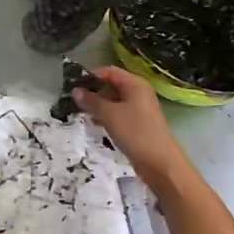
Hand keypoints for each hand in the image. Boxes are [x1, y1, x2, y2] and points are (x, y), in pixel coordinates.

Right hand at [73, 66, 189, 186]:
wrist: (159, 163)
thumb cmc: (135, 133)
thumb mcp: (109, 114)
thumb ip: (91, 101)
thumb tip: (75, 90)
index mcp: (135, 84)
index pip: (109, 71)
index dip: (91, 76)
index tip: (74, 85)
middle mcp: (139, 92)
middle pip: (112, 85)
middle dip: (94, 92)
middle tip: (76, 102)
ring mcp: (140, 108)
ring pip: (115, 101)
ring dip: (99, 106)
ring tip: (82, 113)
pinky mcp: (139, 123)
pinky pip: (120, 113)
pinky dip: (108, 116)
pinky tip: (96, 124)